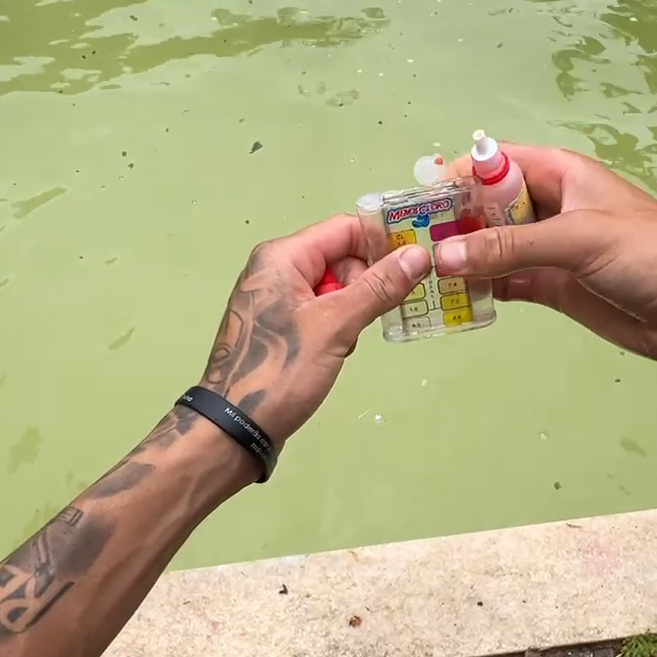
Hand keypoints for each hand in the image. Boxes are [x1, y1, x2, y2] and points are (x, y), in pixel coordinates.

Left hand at [199, 215, 429, 441]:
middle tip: (379, 315)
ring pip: (335, 289)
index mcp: (283, 257)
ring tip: (348, 342)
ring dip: (353, 311)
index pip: (345, 229)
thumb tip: (420, 255)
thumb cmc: (281, 370)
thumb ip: (378, 288)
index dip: (383, 243)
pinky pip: (321, 313)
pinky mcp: (280, 329)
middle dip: (367, 284)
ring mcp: (276, 301)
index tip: (417, 265)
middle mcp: (276, 271)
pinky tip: (336, 353)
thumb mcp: (335, 325)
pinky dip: (338, 329)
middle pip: (342, 258)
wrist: (236, 427)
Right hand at [434, 144, 656, 364]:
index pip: (498, 163)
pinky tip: (454, 299)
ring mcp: (548, 250)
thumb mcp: (579, 240)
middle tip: (410, 243)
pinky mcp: (550, 287)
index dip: (458, 175)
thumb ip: (510, 248)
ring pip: (491, 248)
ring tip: (422, 273)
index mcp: (562, 175)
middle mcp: (550, 209)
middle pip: (487, 207)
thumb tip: (444, 255)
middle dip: (452, 220)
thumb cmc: (650, 256)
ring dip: (462, 258)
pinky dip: (480, 289)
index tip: (418, 199)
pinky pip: (504, 282)